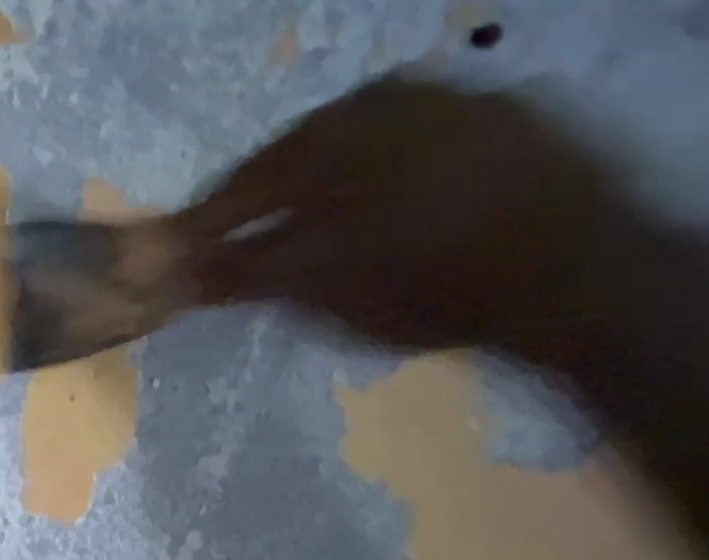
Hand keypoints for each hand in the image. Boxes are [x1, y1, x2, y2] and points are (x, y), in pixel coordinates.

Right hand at [173, 73, 649, 361]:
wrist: (577, 276)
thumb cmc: (420, 281)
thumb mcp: (309, 285)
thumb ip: (230, 272)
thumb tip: (157, 273)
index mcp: (329, 133)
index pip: (236, 185)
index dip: (202, 231)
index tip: (176, 265)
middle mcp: (386, 99)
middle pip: (294, 164)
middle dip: (264, 214)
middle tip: (249, 262)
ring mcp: (452, 106)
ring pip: (354, 157)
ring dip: (321, 201)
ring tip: (315, 248)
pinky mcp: (504, 126)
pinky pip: (412, 156)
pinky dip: (382, 191)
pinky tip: (386, 228)